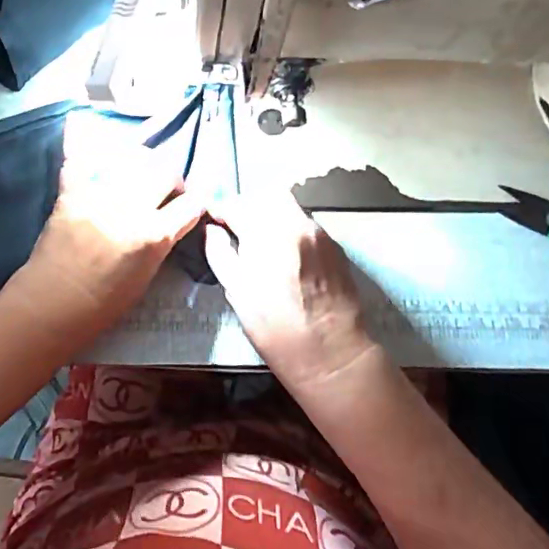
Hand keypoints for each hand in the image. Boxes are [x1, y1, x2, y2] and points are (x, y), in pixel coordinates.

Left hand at [0, 163, 204, 343]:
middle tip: (160, 191)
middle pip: (166, 169)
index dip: (192, 205)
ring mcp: (99, 194)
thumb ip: (161, 241)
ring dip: (137, 162)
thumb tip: (170, 218)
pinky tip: (97, 164)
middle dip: (170, 179)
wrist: (51, 303)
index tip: (185, 208)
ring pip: (132, 155)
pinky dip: (91, 155)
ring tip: (131, 174)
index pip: (191, 204)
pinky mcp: (71, 190)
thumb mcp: (146, 276)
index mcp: (154, 236)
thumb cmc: (102, 303)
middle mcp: (130, 208)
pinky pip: (84, 157)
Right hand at [203, 190, 377, 388]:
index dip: (220, 210)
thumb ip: (220, 252)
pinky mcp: (335, 246)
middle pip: (266, 196)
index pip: (235, 204)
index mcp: (266, 233)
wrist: (332, 352)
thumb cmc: (276, 327)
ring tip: (262, 245)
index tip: (214, 222)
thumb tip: (213, 230)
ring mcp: (319, 233)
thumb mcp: (236, 291)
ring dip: (270, 217)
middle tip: (237, 230)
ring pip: (289, 208)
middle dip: (248, 207)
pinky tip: (286, 257)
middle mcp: (295, 224)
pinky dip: (290, 230)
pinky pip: (306, 224)